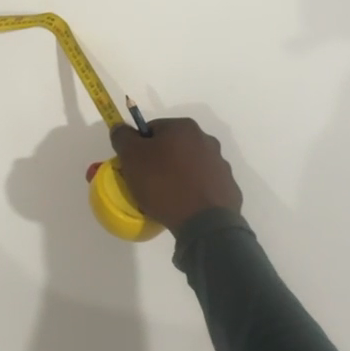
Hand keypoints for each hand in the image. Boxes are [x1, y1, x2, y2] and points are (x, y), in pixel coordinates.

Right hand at [110, 117, 242, 231]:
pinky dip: (193, 191)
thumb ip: (122, 137)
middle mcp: (206, 140)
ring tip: (166, 197)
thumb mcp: (131, 157)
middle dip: (159, 161)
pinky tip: (184, 205)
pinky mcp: (228, 188)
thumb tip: (121, 129)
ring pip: (189, 166)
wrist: (203, 222)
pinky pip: (203, 185)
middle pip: (172, 147)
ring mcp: (220, 164)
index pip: (152, 129)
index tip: (134, 166)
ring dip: (177, 175)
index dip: (138, 147)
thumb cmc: (163, 183)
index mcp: (184, 128)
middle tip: (147, 182)